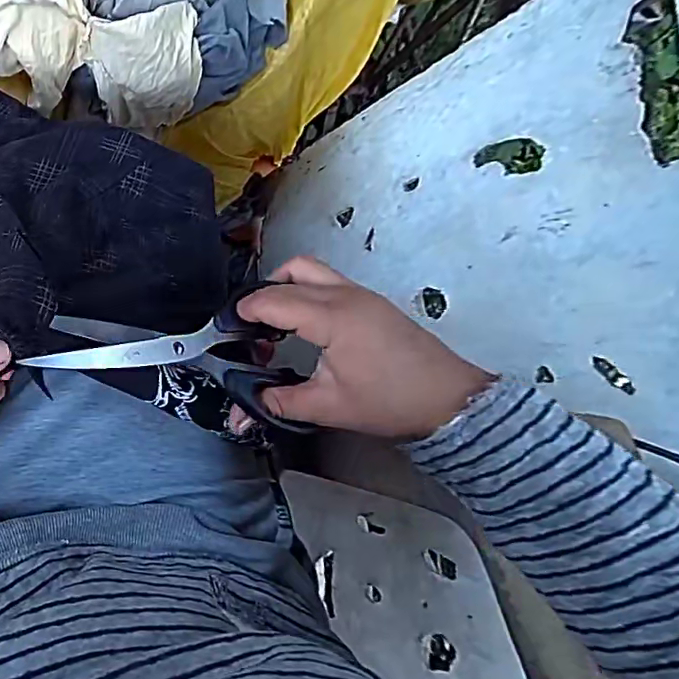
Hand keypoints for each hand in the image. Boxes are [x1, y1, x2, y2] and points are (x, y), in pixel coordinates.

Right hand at [237, 257, 493, 439]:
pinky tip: (301, 325)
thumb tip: (245, 409)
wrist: (451, 399)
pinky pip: (327, 281)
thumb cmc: (392, 401)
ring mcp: (362, 294)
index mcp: (333, 317)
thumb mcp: (329, 406)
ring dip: (284, 286)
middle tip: (247, 328)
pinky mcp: (371, 302)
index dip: (245, 311)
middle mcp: (346, 296)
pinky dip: (304, 291)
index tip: (227, 327)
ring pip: (311, 270)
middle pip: (290, 275)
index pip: (275, 299)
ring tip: (272, 320)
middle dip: (261, 296)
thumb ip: (280, 402)